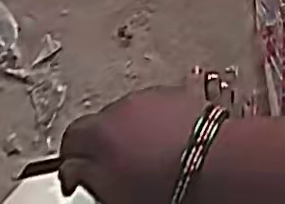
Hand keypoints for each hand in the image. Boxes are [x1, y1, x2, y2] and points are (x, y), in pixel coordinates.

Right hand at [58, 87, 206, 202]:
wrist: (215, 162)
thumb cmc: (165, 187)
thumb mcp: (115, 192)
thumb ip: (88, 176)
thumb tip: (73, 170)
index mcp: (100, 132)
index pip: (71, 139)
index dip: (70, 160)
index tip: (74, 178)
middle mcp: (120, 107)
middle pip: (99, 124)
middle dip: (101, 145)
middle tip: (111, 172)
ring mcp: (149, 97)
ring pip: (127, 114)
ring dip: (128, 132)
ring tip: (144, 160)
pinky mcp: (174, 93)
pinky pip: (153, 108)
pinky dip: (153, 123)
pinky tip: (166, 145)